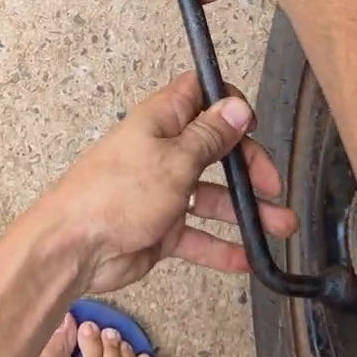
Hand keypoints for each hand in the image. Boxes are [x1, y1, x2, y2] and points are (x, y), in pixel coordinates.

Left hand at [32, 72, 296, 293]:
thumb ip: (209, 137)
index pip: (199, 95)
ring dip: (248, 212)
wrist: (74, 247)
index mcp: (161, 122)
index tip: (252, 126)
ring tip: (282, 227)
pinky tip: (248, 260)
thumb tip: (236, 107)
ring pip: (214, 198)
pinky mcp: (161, 229)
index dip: (228, 104)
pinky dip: (222, 247)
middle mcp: (163, 153)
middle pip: (217, 151)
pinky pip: (199, 236)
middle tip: (272, 187)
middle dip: (249, 167)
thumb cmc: (115, 194)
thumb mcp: (174, 160)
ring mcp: (163, 193)